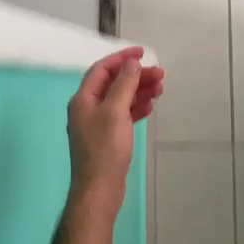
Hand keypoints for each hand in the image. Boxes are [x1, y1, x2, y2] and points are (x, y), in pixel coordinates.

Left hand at [66, 46, 163, 212]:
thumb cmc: (105, 149)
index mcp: (83, 99)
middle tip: (160, 74)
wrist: (99, 190)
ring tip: (160, 89)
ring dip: (139, 91)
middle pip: (113, 83)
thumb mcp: (115, 111)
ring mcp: (97, 124)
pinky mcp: (107, 138)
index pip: (102, 69)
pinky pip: (122, 114)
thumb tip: (131, 63)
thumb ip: (124, 84)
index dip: (122, 58)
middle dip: (136, 76)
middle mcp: (87, 108)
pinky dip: (136, 108)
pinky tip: (150, 107)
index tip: (143, 53)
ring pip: (120, 98)